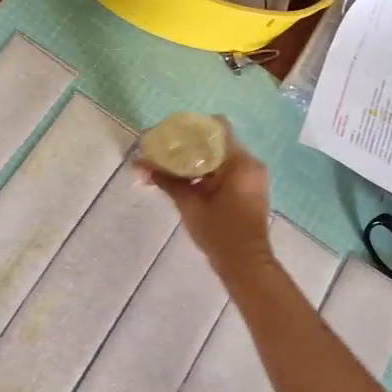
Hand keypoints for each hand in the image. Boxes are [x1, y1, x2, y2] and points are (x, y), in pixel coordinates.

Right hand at [137, 118, 273, 273]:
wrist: (245, 264)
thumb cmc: (219, 232)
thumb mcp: (189, 204)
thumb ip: (165, 180)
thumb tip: (138, 164)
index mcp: (240, 161)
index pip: (218, 127)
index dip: (194, 128)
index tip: (174, 136)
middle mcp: (251, 164)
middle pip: (219, 142)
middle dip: (193, 146)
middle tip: (168, 152)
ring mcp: (254, 177)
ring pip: (223, 158)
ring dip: (201, 161)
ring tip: (175, 167)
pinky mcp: (251, 189)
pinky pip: (229, 171)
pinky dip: (210, 172)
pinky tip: (190, 181)